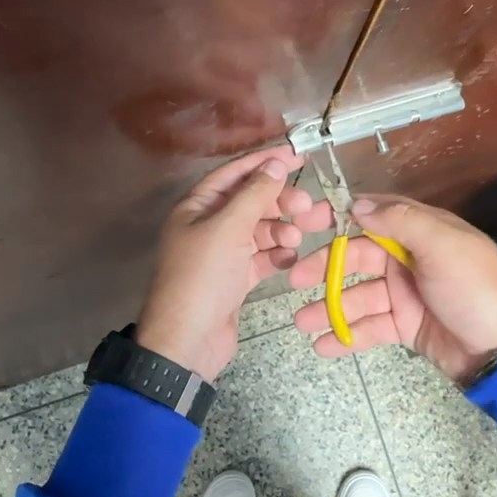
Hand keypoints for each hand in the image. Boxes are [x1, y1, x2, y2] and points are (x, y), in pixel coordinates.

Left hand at [136, 145, 312, 380]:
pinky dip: (277, 257)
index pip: (234, 174)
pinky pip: (260, 259)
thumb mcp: (228, 229)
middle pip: (250, 203)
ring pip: (259, 232)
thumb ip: (254, 195)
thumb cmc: (203, 278)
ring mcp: (221, 255)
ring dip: (282, 230)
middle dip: (280, 202)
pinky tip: (291, 258)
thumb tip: (276, 164)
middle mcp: (207, 226)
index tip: (297, 155)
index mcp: (196, 207)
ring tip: (301, 237)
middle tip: (308, 208)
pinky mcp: (234, 280)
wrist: (188, 340)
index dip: (264, 163)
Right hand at [289, 193, 496, 382]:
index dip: (339, 221)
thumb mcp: (444, 245)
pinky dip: (346, 337)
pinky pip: (369, 328)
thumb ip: (400, 221)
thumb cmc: (476, 289)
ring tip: (301, 323)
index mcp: (421, 232)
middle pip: (357, 260)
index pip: (373, 218)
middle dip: (325, 271)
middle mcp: (410, 260)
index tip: (307, 226)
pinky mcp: (406, 327)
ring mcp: (407, 295)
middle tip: (294, 283)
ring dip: (328, 309)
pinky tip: (323, 346)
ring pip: (358, 297)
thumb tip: (357, 203)